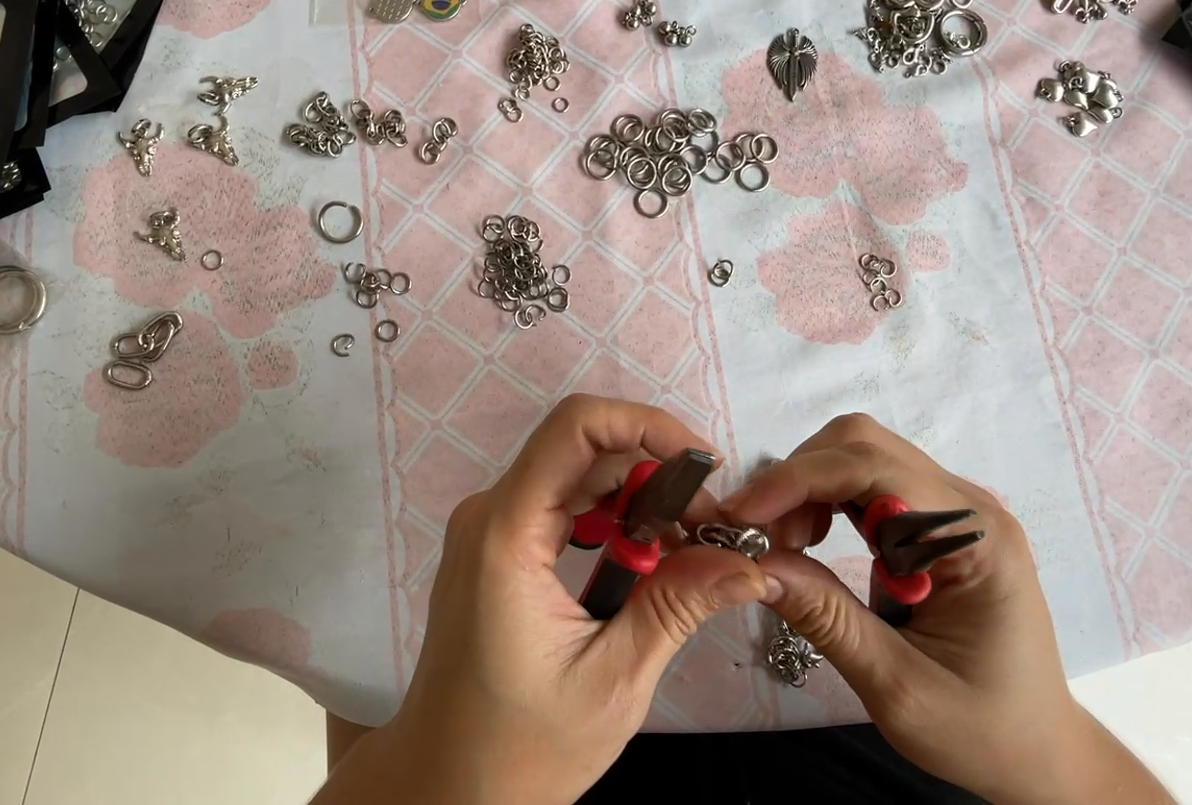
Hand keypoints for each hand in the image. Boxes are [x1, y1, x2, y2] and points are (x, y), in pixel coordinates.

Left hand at [314, 396, 767, 804]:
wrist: (443, 784)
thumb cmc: (519, 747)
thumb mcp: (613, 679)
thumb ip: (678, 605)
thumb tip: (748, 563)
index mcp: (506, 534)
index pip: (575, 428)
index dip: (646, 423)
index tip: (703, 464)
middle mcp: (491, 512)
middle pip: (584, 448)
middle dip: (656, 469)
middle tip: (710, 524)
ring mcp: (491, 526)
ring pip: (579, 473)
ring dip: (640, 495)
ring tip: (690, 544)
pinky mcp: (499, 545)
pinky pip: (564, 504)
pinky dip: (614, 517)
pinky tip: (648, 556)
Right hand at [721, 414, 1169, 804]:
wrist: (1037, 753)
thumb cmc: (982, 731)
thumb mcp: (900, 690)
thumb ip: (828, 619)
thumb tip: (754, 563)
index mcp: (975, 539)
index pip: (874, 469)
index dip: (800, 479)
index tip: (742, 516)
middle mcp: (966, 507)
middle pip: (863, 444)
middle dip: (799, 478)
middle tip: (763, 537)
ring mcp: (950, 508)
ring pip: (857, 453)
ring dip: (806, 486)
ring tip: (784, 544)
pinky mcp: (931, 520)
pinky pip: (863, 481)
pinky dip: (821, 498)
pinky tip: (809, 539)